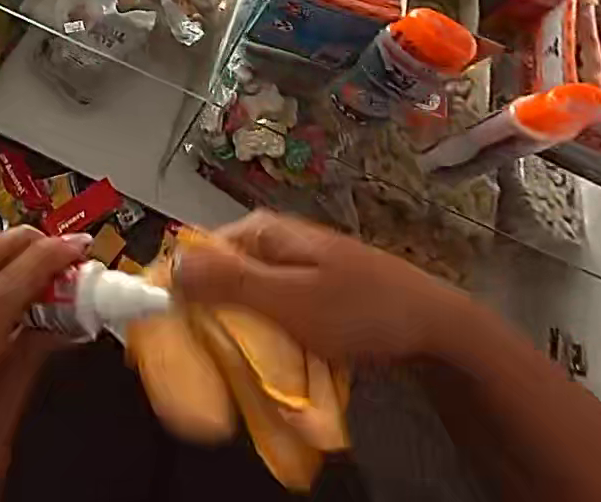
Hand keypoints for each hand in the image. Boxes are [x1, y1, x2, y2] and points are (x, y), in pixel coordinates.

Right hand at [173, 211, 475, 361]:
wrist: (430, 323)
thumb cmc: (358, 307)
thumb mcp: (289, 299)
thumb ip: (230, 282)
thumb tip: (171, 264)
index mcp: (260, 231)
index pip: (198, 253)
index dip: (180, 291)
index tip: (172, 335)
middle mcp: (270, 241)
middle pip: (219, 278)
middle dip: (212, 319)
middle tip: (210, 361)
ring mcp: (291, 263)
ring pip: (244, 299)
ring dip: (239, 333)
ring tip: (241, 368)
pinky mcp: (307, 288)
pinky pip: (269, 311)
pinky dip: (266, 335)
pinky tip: (275, 360)